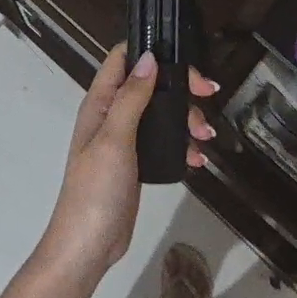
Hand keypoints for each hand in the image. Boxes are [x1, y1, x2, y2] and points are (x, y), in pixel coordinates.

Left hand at [36, 44, 216, 277]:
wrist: (88, 245)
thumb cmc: (96, 190)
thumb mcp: (115, 139)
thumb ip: (131, 97)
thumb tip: (149, 58)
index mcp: (99, 104)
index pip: (122, 60)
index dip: (151, 52)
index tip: (184, 62)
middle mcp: (111, 116)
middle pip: (149, 84)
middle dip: (180, 88)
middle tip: (207, 95)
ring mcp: (123, 140)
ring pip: (160, 114)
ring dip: (186, 119)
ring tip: (206, 137)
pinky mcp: (136, 163)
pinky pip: (163, 143)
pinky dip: (181, 146)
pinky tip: (197, 159)